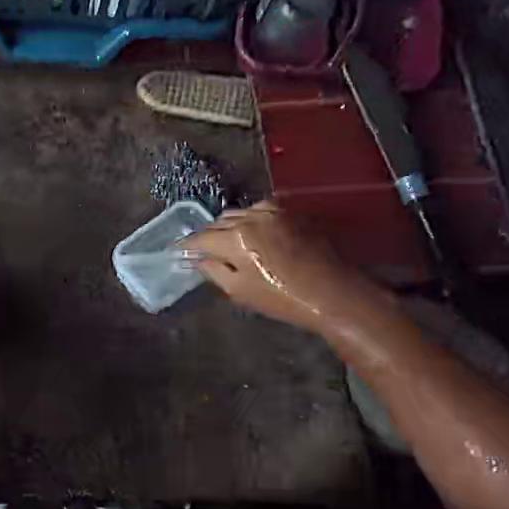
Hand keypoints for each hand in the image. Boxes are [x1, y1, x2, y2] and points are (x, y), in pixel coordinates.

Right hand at [181, 201, 384, 332]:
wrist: (333, 292)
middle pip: (219, 222)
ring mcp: (275, 212)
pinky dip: (250, 219)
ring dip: (229, 225)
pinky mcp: (293, 213)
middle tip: (201, 249)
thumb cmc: (282, 298)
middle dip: (208, 235)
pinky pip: (262, 210)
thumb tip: (200, 260)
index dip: (186, 245)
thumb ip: (214, 271)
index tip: (176, 249)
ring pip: (240, 213)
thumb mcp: (240, 291)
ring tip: (226, 239)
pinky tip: (252, 232)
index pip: (201, 238)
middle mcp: (252, 217)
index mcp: (236, 238)